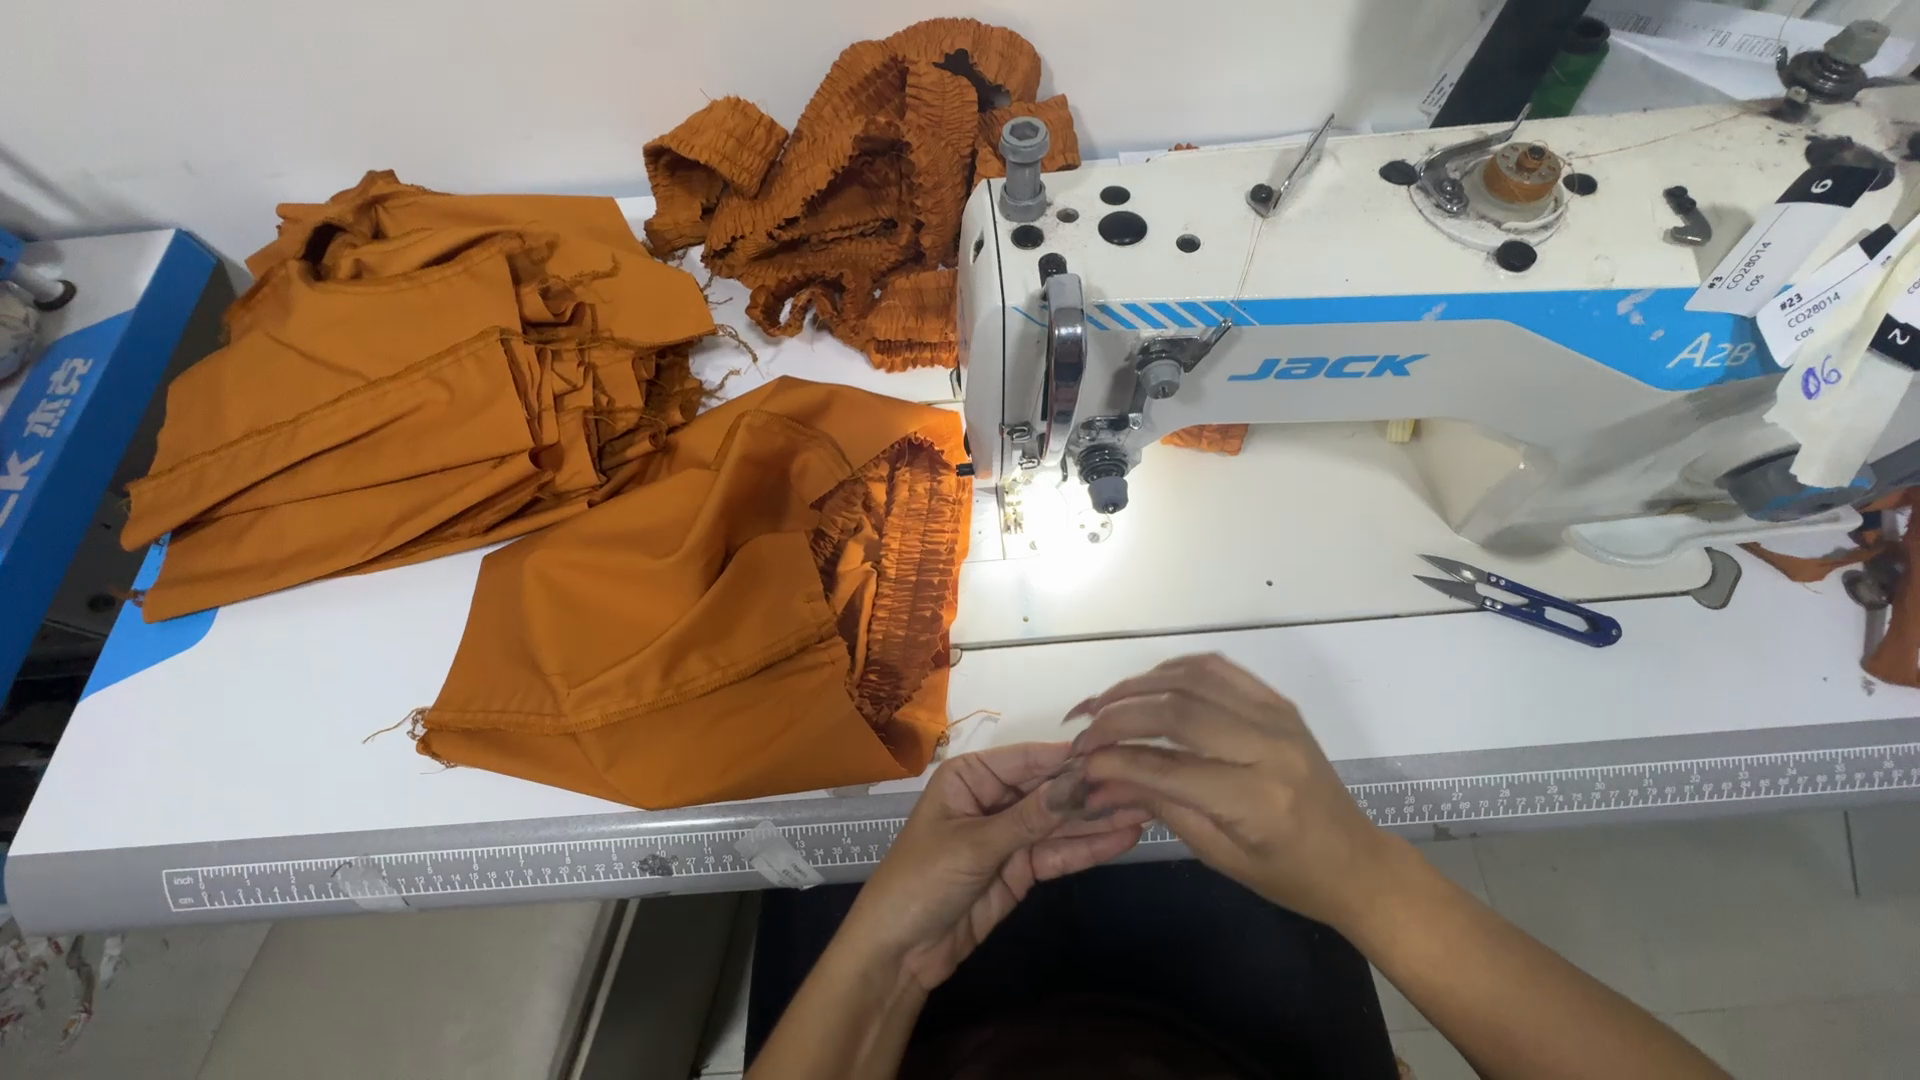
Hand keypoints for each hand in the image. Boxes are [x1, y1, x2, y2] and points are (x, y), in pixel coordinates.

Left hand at [839, 742, 1149, 991]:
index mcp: (970, 776)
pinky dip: (1088, 848)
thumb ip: (1029, 818)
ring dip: (1098, 820)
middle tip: (1141, 785)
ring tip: (1145, 810)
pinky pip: (1057, 853)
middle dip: (1091, 790)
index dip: (1069, 759)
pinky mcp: (1021, 869)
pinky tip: (1122, 837)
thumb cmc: (921, 881)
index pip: (1028, 760)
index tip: (1115, 753)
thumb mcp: (974, 846)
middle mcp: (993, 798)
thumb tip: (1077, 783)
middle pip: (1049, 790)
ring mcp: (1009, 835)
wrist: (899, 952)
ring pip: (1059, 823)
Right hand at [1074, 653, 1403, 928]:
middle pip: (1175, 712)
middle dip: (1117, 716)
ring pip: (1192, 679)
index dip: (1115, 761)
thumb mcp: (1219, 855)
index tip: (1081, 762)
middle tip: (1083, 729)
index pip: (1168, 769)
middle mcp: (1269, 748)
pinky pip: (1218, 668)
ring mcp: (1277, 717)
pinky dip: (1174, 669)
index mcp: (1257, 802)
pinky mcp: (1279, 702)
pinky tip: (1147, 684)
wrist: (1356, 860)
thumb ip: (1158, 807)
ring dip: (1138, 685)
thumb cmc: (1288, 873)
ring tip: (1103, 702)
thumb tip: (1098, 782)